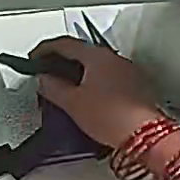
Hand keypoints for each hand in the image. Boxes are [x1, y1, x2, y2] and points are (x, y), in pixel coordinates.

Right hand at [29, 36, 161, 146]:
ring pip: (95, 65)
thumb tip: (44, 79)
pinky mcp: (135, 86)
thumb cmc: (111, 116)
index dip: (45, 49)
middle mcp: (114, 59)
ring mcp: (127, 71)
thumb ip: (53, 87)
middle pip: (82, 52)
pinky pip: (107, 76)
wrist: (145, 135)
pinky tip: (86, 95)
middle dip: (61, 59)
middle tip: (46, 70)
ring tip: (63, 85)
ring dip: (78, 71)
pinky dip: (92, 81)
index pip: (65, 44)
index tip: (34, 57)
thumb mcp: (72, 103)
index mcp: (97, 56)